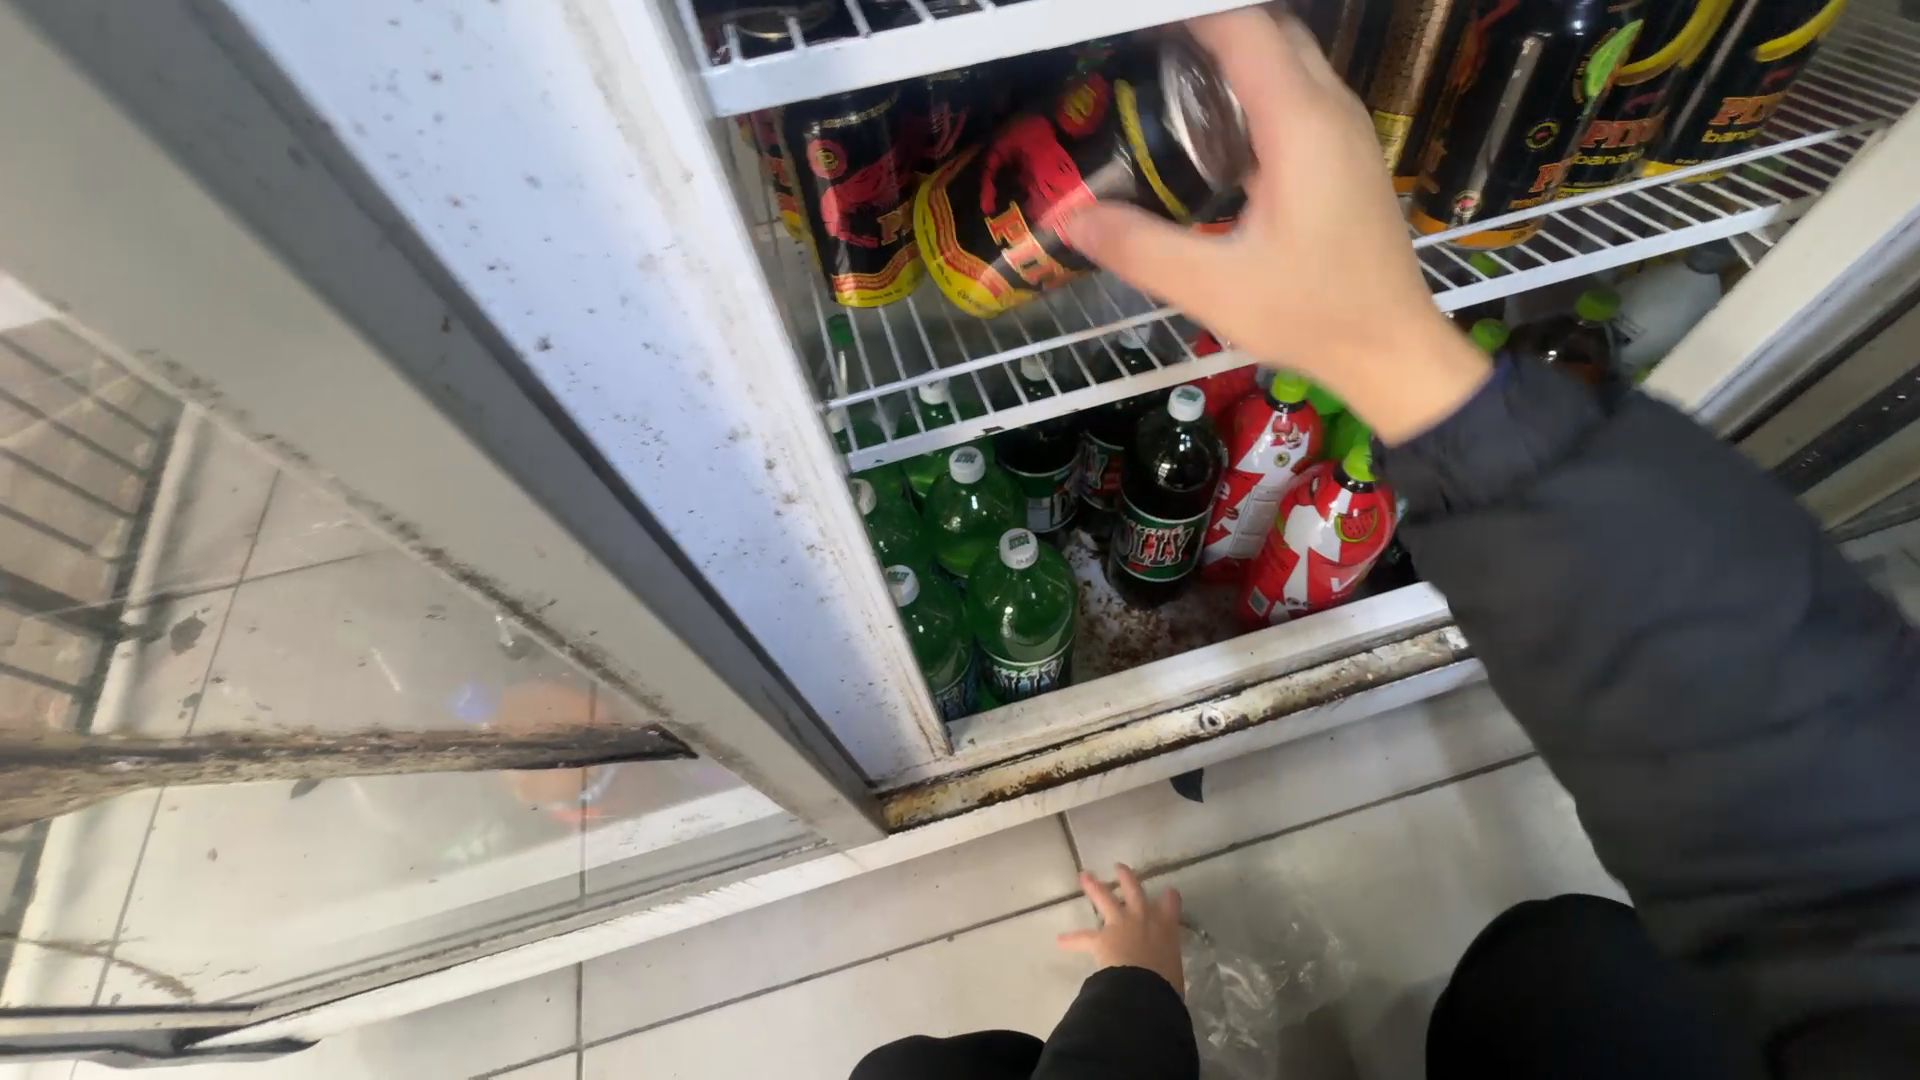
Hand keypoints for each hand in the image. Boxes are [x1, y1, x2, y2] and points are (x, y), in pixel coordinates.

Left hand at [1056, 864, 1186, 996]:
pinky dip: (1072, 940)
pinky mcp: (1101, 938)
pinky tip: (1060, 941)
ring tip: (1084, 876)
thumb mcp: (1174, 967)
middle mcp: (1141, 918)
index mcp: (1165, 927)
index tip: (1169, 893)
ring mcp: (1119, 924)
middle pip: (1133, 889)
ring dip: (1093, 887)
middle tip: (1118, 867)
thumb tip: (1165, 972)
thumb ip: (1168, 960)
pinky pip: (1083, 938)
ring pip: (1104, 898)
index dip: (1170, 898)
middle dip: (1126, 877)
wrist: (1143, 987)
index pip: (1171, 903)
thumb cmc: (1167, 982)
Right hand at [1069, 10, 1490, 443]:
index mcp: (1300, 125)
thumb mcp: (1211, 288)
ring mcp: (1345, 131)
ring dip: (1230, 58)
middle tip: (1141, 61)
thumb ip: (1139, 249)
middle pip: (1269, 29)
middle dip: (1205, 29)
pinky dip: (1251, 94)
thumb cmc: (1309, 315)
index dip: (1186, 16)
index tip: (1132, 30)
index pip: (1243, 27)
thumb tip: (1073, 219)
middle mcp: (1331, 110)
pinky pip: (1296, 98)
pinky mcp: (1345, 158)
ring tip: (1165, 88)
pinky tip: (1211, 140)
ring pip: (1287, 61)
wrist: (1387, 347)